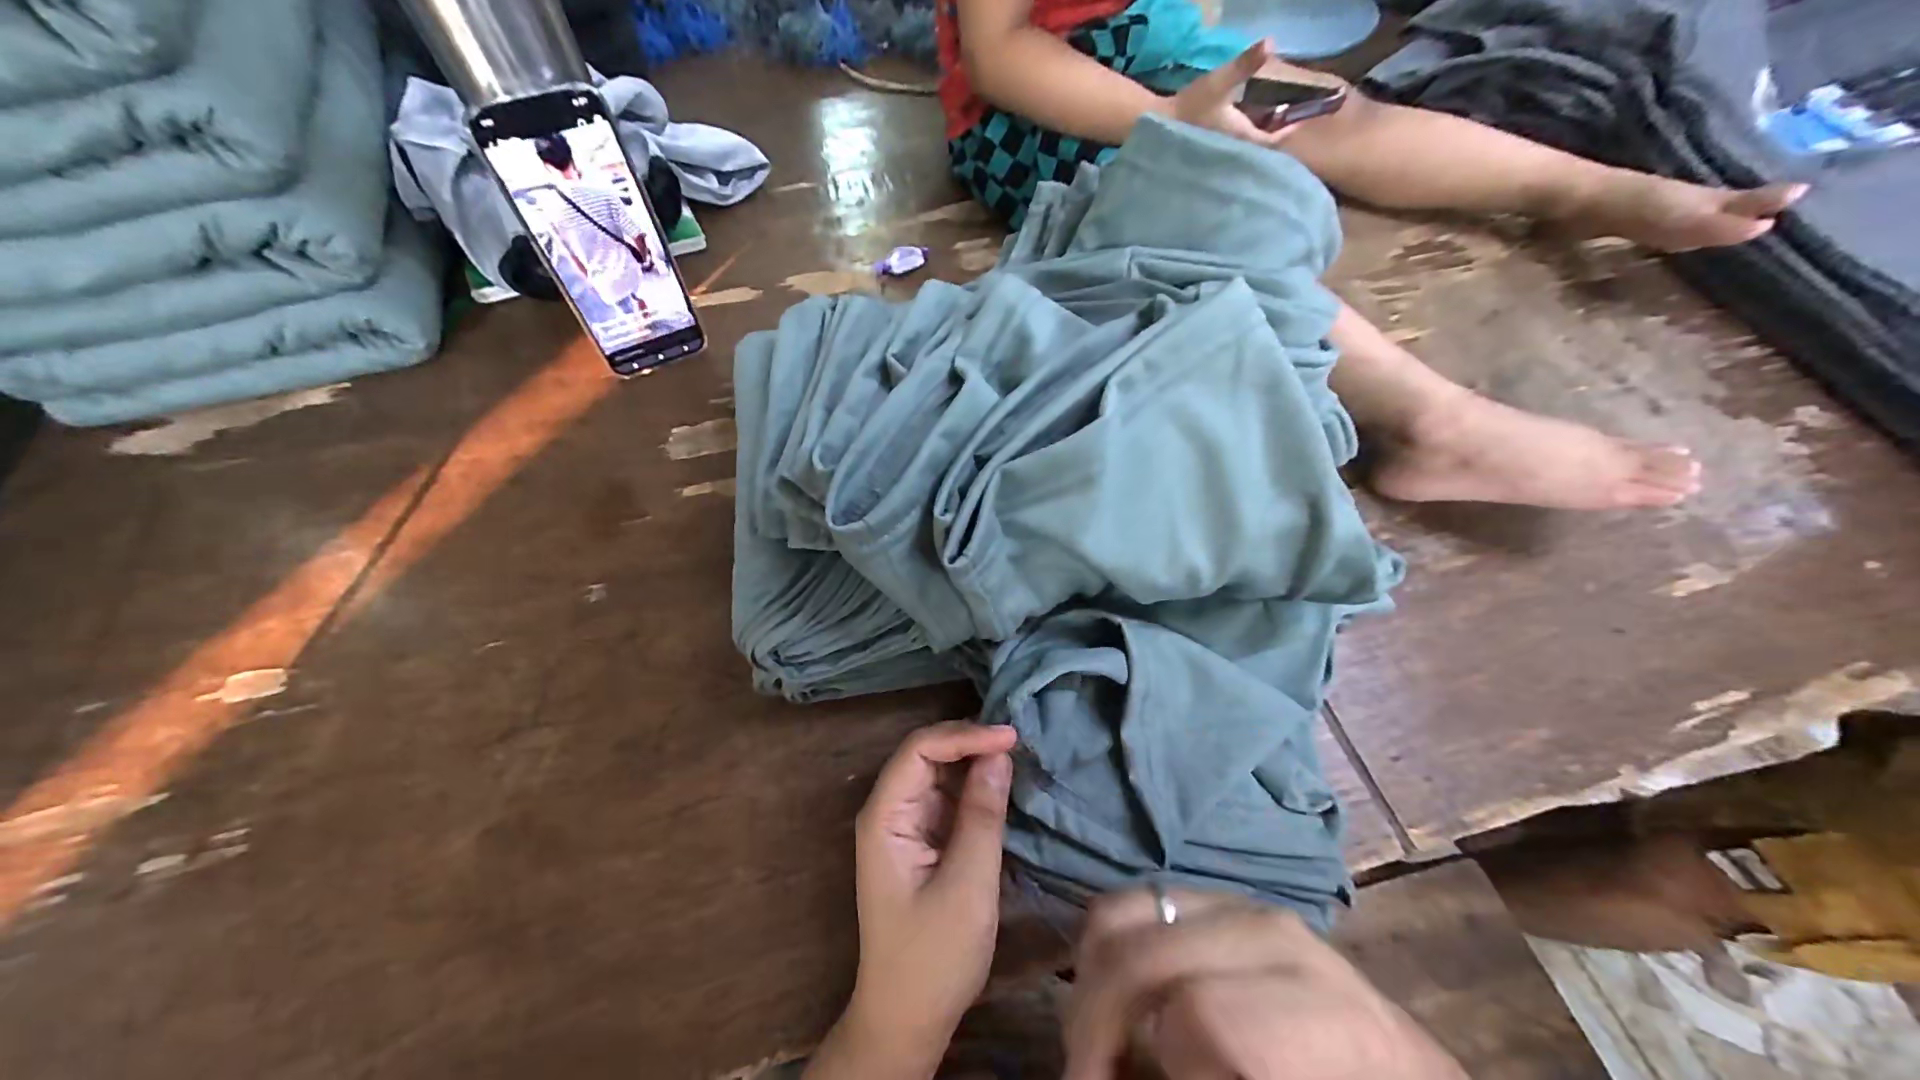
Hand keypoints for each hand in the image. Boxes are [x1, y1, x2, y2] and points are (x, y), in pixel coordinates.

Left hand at [811, 721, 1017, 1078]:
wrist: (908, 1016)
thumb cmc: (934, 955)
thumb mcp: (967, 884)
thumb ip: (982, 815)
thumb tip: (999, 754)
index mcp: (885, 817)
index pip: (919, 750)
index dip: (964, 735)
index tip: (1011, 738)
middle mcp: (890, 811)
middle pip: (927, 755)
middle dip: (970, 742)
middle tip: (1019, 741)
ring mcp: (907, 825)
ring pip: (940, 773)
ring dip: (976, 761)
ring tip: (1018, 753)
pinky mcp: (925, 841)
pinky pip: (950, 798)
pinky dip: (977, 787)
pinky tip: (1003, 782)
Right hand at [1064, 888, 1466, 1079]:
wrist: (1404, 1071)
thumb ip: (1204, 1074)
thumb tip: (1120, 1071)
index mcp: (1322, 1015)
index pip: (1201, 1015)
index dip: (1150, 1063)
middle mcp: (1276, 939)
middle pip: (1142, 953)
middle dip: (1093, 1021)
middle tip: (1086, 1074)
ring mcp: (1244, 905)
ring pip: (1123, 910)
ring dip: (1091, 978)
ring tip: (1097, 1038)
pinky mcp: (1222, 897)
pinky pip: (1137, 901)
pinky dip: (1109, 948)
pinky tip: (1118, 998)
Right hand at [1166, 40, 1298, 149]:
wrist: (1157, 126)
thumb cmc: (1190, 107)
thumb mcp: (1219, 82)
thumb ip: (1245, 64)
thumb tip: (1270, 41)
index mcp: (1241, 137)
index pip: (1273, 140)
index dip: (1289, 129)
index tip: (1301, 119)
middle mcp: (1234, 151)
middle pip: (1263, 149)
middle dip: (1276, 135)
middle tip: (1288, 120)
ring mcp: (1222, 156)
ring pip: (1250, 151)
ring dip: (1261, 138)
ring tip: (1271, 123)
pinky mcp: (1212, 155)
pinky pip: (1236, 152)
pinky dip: (1246, 142)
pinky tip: (1246, 129)